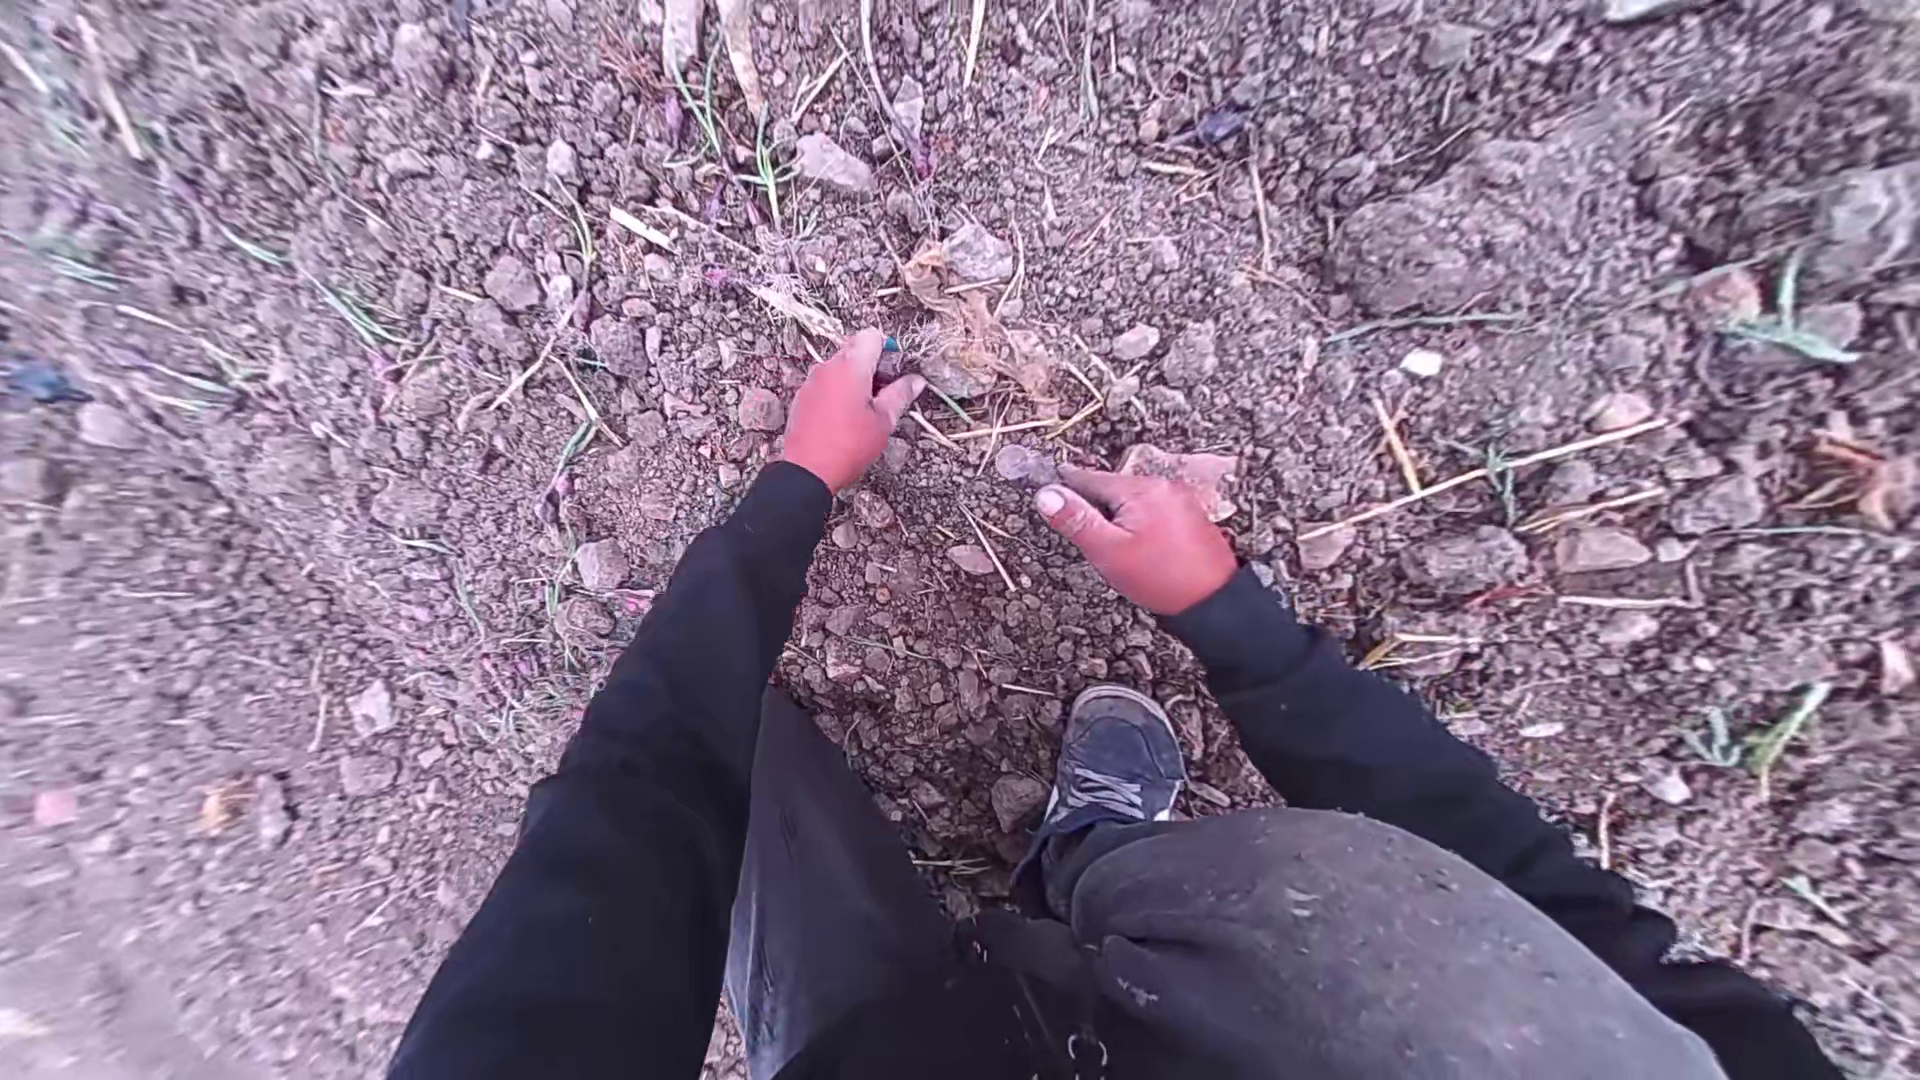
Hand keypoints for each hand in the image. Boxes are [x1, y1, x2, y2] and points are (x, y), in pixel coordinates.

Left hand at [780, 328, 925, 492]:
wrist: (808, 471)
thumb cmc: (849, 446)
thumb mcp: (883, 421)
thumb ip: (900, 395)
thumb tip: (916, 380)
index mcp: (850, 367)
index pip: (871, 336)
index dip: (888, 349)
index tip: (895, 371)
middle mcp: (827, 367)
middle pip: (854, 349)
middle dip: (873, 365)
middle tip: (885, 393)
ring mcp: (812, 381)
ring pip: (839, 367)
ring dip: (856, 379)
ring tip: (866, 410)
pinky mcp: (803, 397)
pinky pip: (826, 383)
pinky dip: (839, 391)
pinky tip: (846, 417)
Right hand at [1034, 467, 1236, 614]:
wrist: (1215, 602)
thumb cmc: (1163, 579)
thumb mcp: (1108, 551)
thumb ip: (1076, 520)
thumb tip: (1046, 495)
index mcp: (1142, 489)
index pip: (1089, 479)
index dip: (1066, 490)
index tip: (1048, 491)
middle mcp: (1163, 486)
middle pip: (1111, 490)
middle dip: (1096, 511)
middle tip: (1089, 539)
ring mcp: (1179, 500)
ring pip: (1131, 503)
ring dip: (1117, 520)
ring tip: (1117, 550)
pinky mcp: (1189, 516)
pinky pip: (1151, 512)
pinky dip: (1137, 525)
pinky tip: (1139, 549)